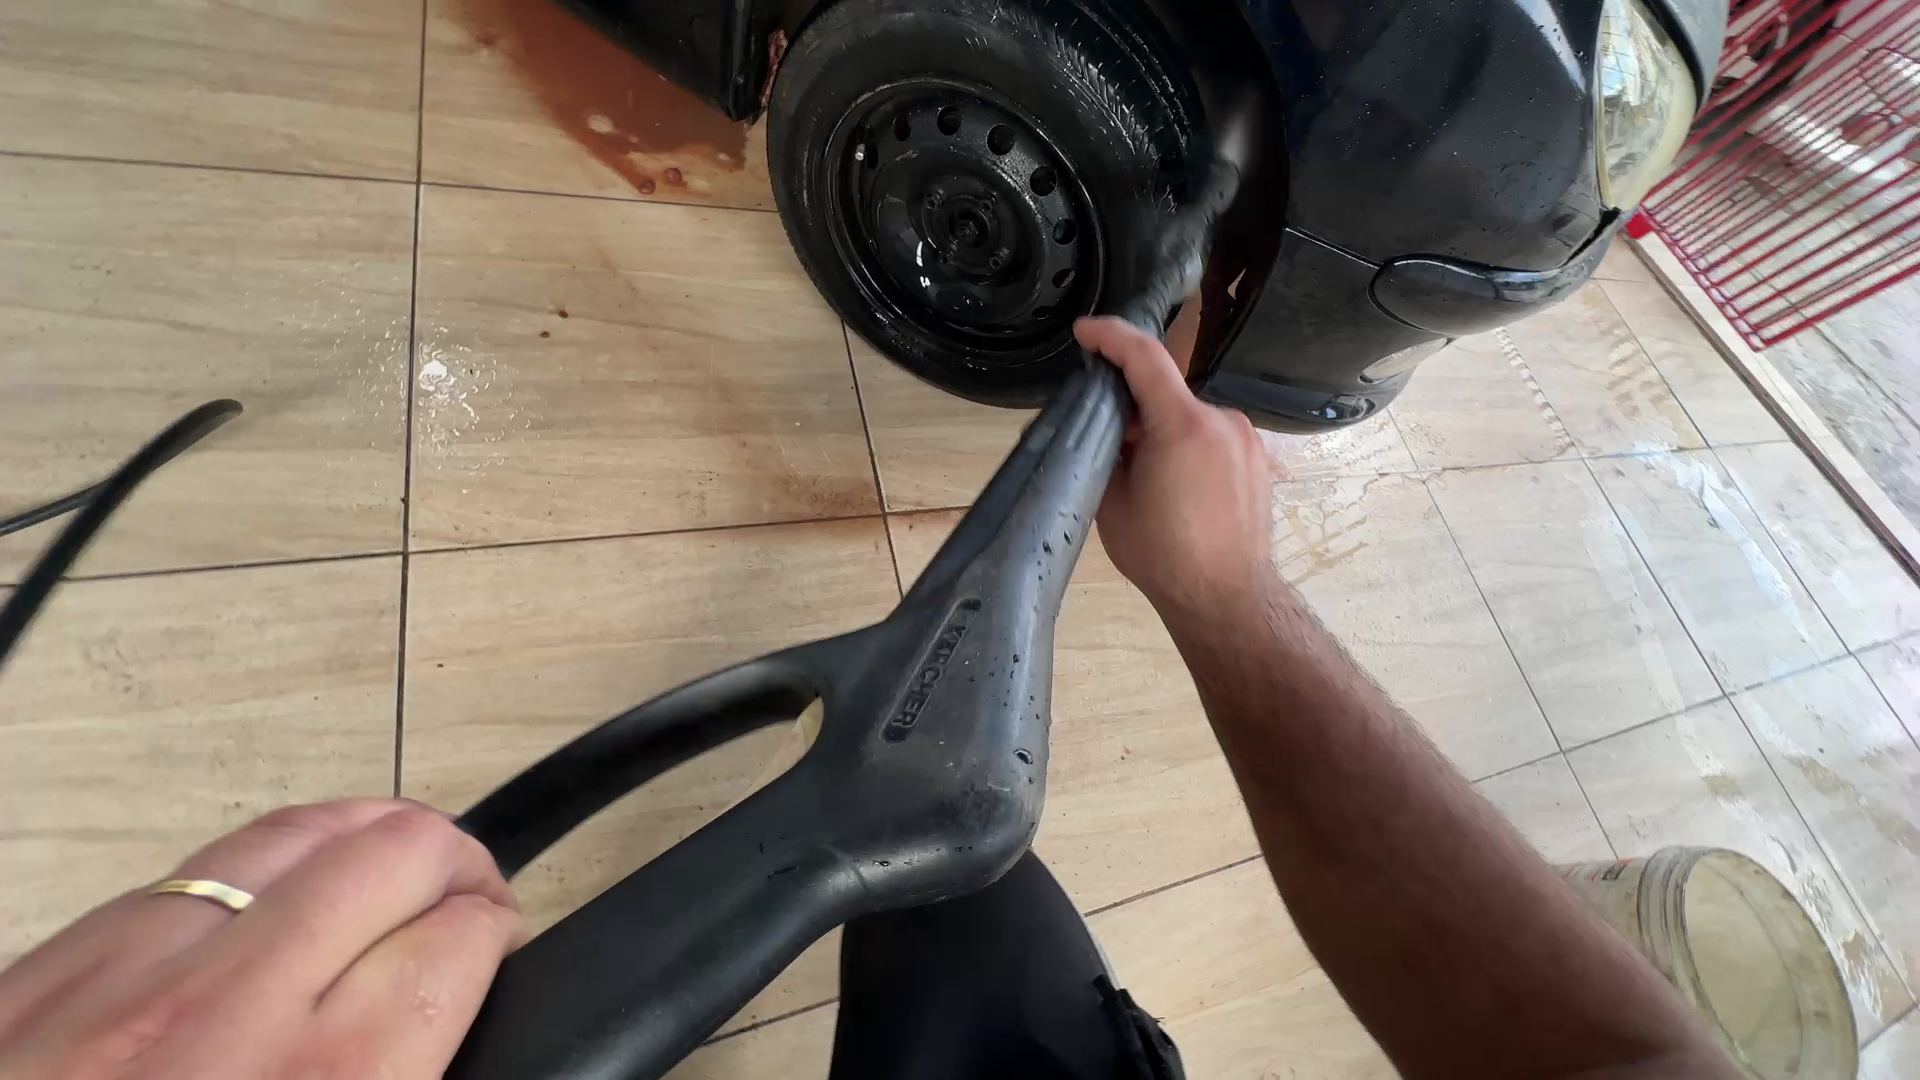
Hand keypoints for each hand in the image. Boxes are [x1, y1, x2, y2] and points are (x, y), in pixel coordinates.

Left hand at [0, 799, 523, 1078]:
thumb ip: (410, 1074)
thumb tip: (457, 999)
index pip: (465, 933)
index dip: (497, 931)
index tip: (493, 949)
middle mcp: (223, 1023)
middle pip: (401, 850)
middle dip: (459, 865)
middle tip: (463, 906)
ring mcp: (106, 994)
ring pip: (301, 832)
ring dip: (372, 840)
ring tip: (390, 876)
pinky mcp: (19, 988)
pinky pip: (189, 873)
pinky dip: (267, 871)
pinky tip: (276, 903)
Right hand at [1077, 316, 1283, 620]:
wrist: (1227, 597)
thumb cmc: (1164, 555)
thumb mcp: (1113, 504)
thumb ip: (1107, 453)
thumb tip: (1107, 430)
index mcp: (1183, 426)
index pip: (1145, 357)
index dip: (1110, 335)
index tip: (1085, 332)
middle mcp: (1222, 421)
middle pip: (1167, 392)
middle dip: (1133, 408)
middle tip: (1110, 445)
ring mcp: (1246, 439)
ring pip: (1189, 416)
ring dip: (1161, 431)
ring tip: (1146, 477)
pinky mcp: (1258, 459)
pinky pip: (1212, 437)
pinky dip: (1187, 446)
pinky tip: (1177, 487)